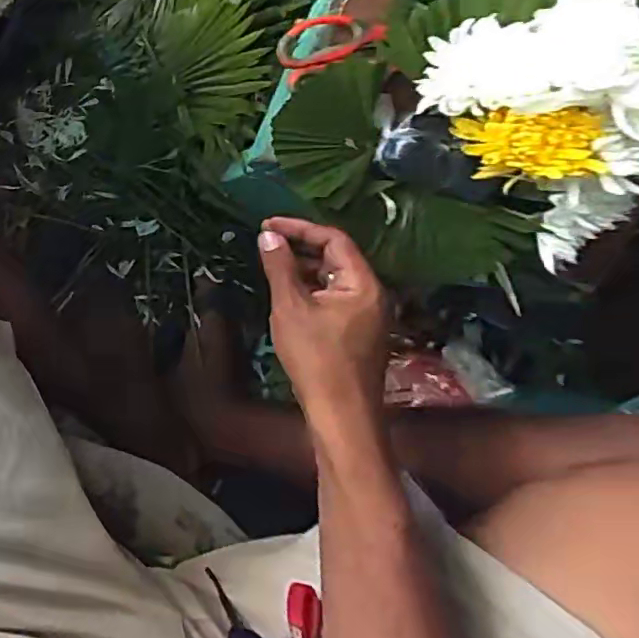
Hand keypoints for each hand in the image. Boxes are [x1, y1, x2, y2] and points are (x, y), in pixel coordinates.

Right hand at [258, 217, 390, 429]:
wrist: (340, 412)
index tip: (268, 225)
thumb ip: (280, 266)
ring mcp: (368, 313)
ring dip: (304, 266)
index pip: (334, 240)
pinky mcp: (358, 329)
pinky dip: (311, 286)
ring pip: (334, 276)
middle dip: (301, 245)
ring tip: (272, 263)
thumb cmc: (315, 356)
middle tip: (267, 240)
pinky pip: (335, 294)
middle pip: (337, 256)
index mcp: (363, 284)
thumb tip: (268, 235)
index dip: (300, 227)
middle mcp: (372, 294)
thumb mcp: (290, 306)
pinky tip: (287, 291)